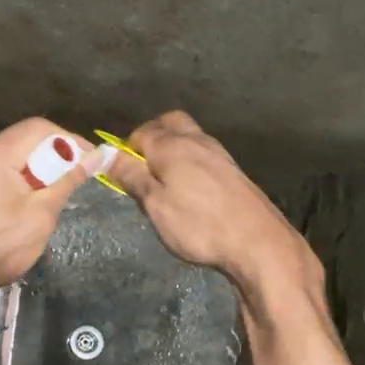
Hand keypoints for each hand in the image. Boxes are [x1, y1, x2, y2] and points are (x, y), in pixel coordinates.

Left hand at [0, 118, 89, 305]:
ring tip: (51, 190)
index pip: (39, 129)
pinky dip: (13, 173)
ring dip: (33, 166)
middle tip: (73, 178)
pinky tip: (24, 196)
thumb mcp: (41, 215)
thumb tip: (98, 156)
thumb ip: (68, 180)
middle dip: (51, 155)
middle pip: (23, 138)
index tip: (90, 158)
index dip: (69, 140)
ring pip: (9, 151)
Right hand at [109, 111, 322, 302]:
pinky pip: (202, 152)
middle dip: (151, 136)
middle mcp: (196, 141)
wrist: (256, 241)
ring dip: (171, 148)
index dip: (125, 149)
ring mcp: (218, 153)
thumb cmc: (198, 224)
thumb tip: (107, 155)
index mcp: (172, 146)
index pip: (140, 133)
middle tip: (141, 165)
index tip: (120, 172)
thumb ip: (132, 177)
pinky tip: (188, 186)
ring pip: (188, 136)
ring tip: (162, 179)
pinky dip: (189, 160)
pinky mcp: (232, 169)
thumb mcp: (155, 204)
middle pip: (169, 123)